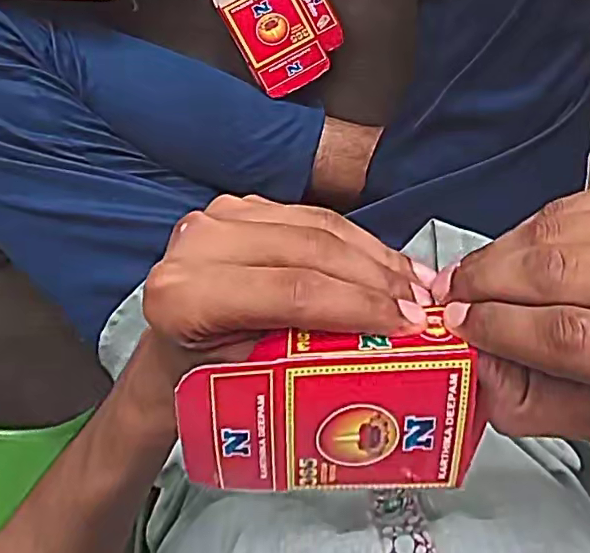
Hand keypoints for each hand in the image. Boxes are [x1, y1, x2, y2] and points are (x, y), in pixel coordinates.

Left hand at [130, 195, 431, 404]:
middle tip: (421, 305)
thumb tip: (380, 341)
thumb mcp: (244, 384)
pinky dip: (355, 238)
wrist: (168, 354)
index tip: (405, 324)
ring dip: (373, 254)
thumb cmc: (197, 382)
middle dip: (374, 277)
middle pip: (309, 248)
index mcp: (185, 291)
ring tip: (415, 282)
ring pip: (318, 223)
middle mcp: (200, 240)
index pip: (290, 290)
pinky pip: (313, 215)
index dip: (356, 304)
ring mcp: (222, 214)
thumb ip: (303, 357)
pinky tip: (386, 259)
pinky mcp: (245, 205)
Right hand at [439, 171, 589, 516]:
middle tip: (453, 293)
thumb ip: (547, 402)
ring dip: (507, 249)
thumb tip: (476, 361)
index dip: (504, 328)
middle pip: (568, 269)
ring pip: (566, 226)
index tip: (459, 325)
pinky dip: (538, 226)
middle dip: (492, 280)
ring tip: (479, 273)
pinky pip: (580, 202)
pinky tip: (524, 250)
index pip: (583, 336)